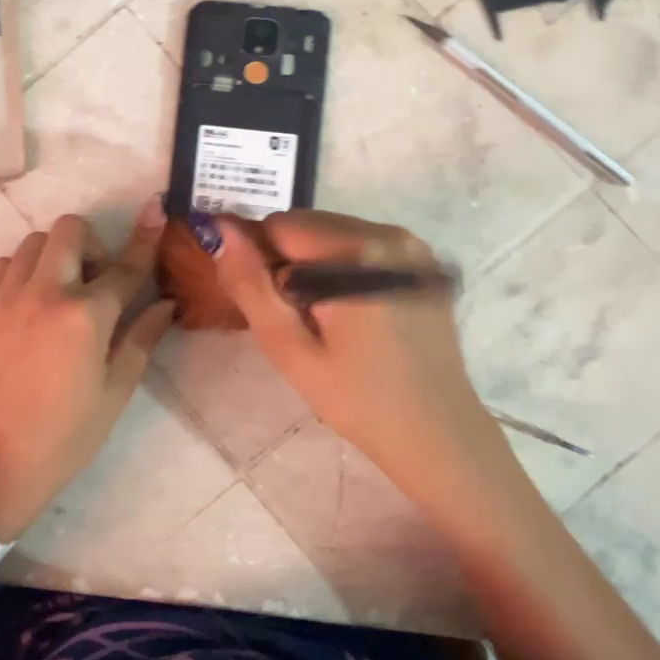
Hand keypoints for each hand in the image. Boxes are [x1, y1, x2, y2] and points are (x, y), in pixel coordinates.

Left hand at [0, 203, 173, 542]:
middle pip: (69, 230)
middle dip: (90, 243)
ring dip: (55, 255)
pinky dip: (21, 270)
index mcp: (86, 316)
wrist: (2, 458)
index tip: (155, 210)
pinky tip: (30, 301)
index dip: (145, 237)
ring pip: (33, 242)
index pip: (124, 265)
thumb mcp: (117, 388)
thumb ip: (142, 336)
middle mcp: (44, 294)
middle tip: (95, 280)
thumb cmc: (70, 431)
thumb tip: (167, 303)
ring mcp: (6, 297)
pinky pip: (2, 265)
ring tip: (61, 292)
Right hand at [211, 211, 496, 483]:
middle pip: (305, 224)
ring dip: (312, 265)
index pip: (277, 225)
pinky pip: (358, 245)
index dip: (259, 262)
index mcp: (356, 253)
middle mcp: (388, 234)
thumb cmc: (357, 399)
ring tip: (323, 320)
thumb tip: (221, 229)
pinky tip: (350, 313)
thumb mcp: (289, 349)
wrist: (438, 434)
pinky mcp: (421, 261)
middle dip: (286, 262)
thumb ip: (250, 284)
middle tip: (297, 320)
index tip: (268, 306)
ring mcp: (411, 246)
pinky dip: (340, 268)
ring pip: (329, 232)